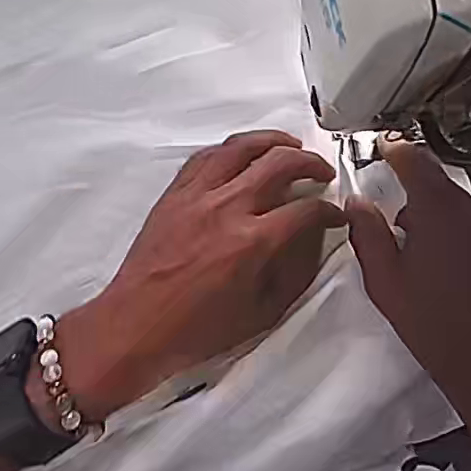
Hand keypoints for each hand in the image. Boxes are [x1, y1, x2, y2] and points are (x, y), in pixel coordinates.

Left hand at [51, 130, 345, 420]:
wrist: (136, 326)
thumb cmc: (195, 329)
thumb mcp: (261, 313)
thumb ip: (294, 272)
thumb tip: (313, 240)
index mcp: (251, 243)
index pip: (306, 210)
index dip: (329, 210)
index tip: (334, 214)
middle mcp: (225, 209)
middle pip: (280, 163)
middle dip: (311, 163)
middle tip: (322, 173)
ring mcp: (196, 196)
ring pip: (242, 147)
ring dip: (273, 141)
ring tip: (290, 146)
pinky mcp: (174, 194)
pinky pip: (206, 156)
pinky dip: (231, 149)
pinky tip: (243, 154)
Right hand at [346, 139, 470, 437]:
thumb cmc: (445, 333)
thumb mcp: (387, 286)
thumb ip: (368, 235)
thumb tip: (359, 207)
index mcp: (441, 213)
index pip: (416, 161)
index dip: (397, 151)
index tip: (389, 149)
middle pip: (445, 192)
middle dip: (424, 209)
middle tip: (412, 246)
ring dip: (458, 229)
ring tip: (449, 273)